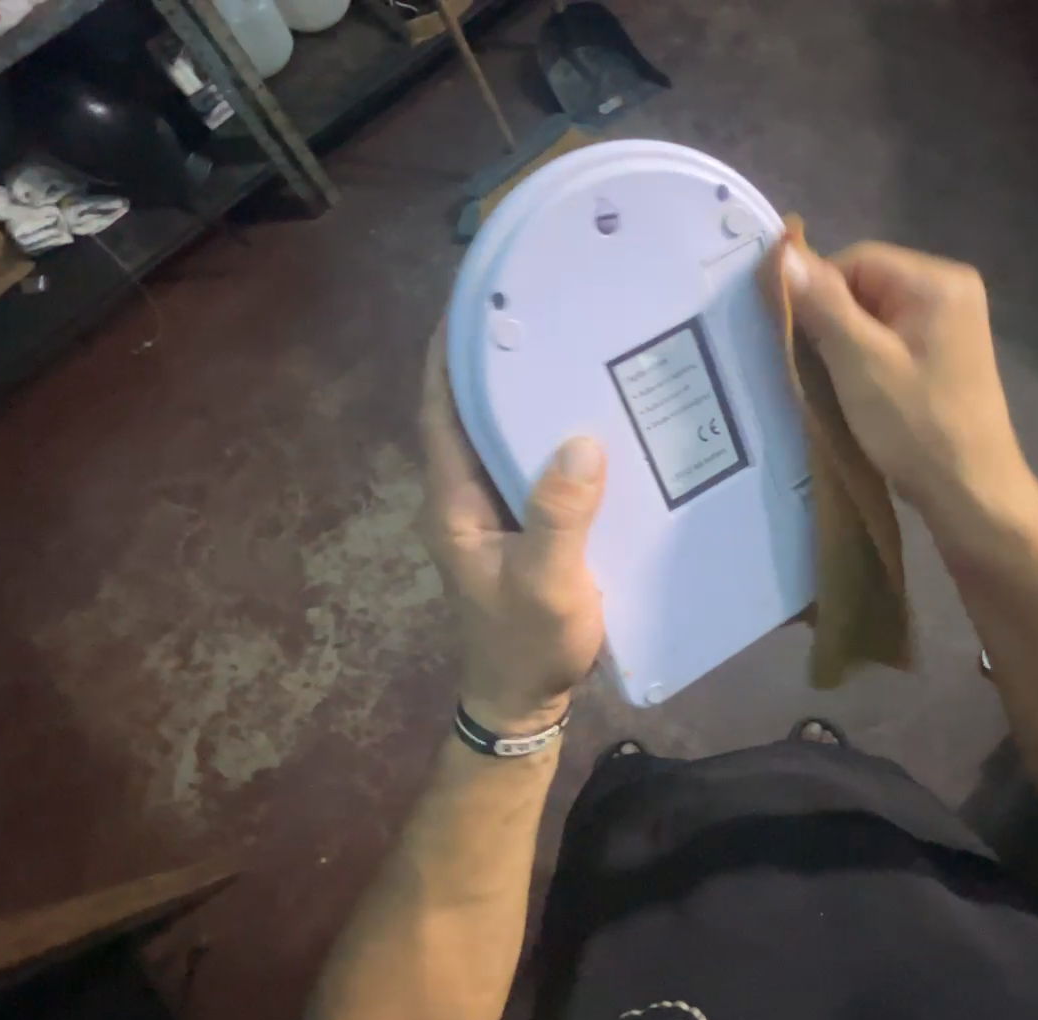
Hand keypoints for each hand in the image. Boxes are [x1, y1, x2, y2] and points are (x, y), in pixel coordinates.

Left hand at [418, 325, 608, 735]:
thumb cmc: (526, 644)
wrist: (525, 698)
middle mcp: (468, 497)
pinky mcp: (525, 528)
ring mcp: (496, 514)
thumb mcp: (547, 583)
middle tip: (549, 316)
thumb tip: (581, 441)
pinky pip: (536, 470)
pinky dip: (556, 442)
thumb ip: (560, 516)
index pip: (441, 411)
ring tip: (578, 355)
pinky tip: (597, 425)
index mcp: (455, 501)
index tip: (478, 302)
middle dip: (499, 365)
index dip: (450, 354)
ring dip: (530, 401)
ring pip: (506, 441)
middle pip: (473, 416)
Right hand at [775, 239, 1034, 522]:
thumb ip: (821, 304)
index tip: (795, 341)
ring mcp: (950, 329)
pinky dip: (864, 365)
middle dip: (831, 324)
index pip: (855, 261)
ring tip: (830, 386)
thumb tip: (781, 250)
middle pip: (864, 288)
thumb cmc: (916, 427)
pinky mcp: (943, 361)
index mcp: (938, 281)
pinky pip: (889, 345)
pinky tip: (854, 395)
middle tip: (810, 369)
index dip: (816, 295)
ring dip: (844, 349)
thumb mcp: (860, 363)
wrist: (970, 495)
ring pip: (873, 320)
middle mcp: (950, 293)